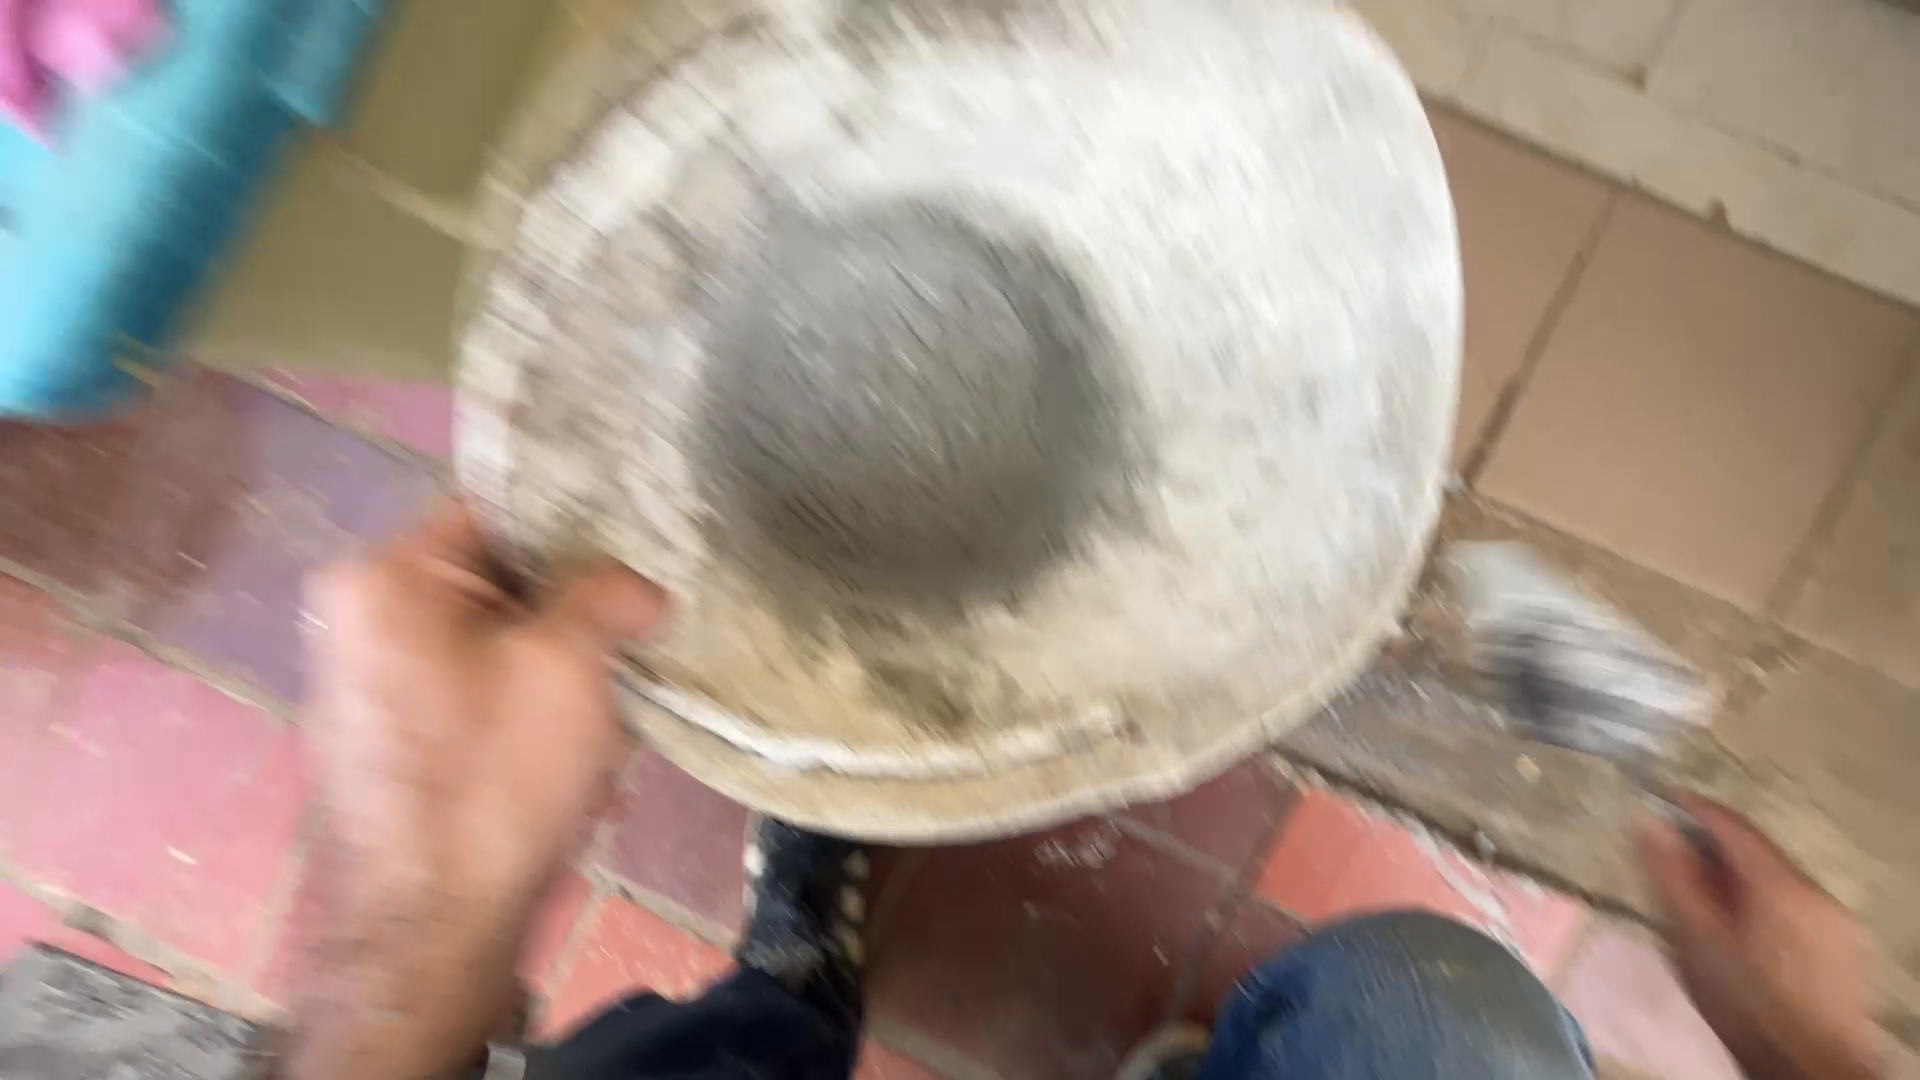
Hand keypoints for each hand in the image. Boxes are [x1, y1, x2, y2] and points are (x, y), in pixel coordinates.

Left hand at [284, 501, 668, 1079]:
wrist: (433, 927)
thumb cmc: (495, 774)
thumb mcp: (568, 662)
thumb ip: (608, 593)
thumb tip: (641, 588)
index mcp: (388, 580)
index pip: (501, 505)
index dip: (579, 518)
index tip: (643, 537)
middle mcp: (373, 617)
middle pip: (507, 573)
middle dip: (581, 604)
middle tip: (644, 619)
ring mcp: (389, 676)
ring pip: (510, 632)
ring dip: (573, 660)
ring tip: (622, 691)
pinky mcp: (413, 727)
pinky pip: (495, 681)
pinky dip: (546, 699)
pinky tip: (587, 742)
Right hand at [1637, 795, 1882, 1079]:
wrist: (1806, 1064)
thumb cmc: (1738, 995)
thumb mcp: (1689, 930)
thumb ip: (1669, 870)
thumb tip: (1646, 817)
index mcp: (1781, 886)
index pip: (1729, 823)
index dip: (1688, 805)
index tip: (1651, 795)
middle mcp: (1817, 892)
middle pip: (1753, 848)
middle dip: (1705, 842)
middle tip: (1660, 850)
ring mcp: (1837, 919)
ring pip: (1771, 873)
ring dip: (1728, 868)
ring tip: (1690, 886)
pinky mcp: (1843, 942)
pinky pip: (1789, 897)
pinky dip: (1752, 891)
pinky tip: (1730, 915)